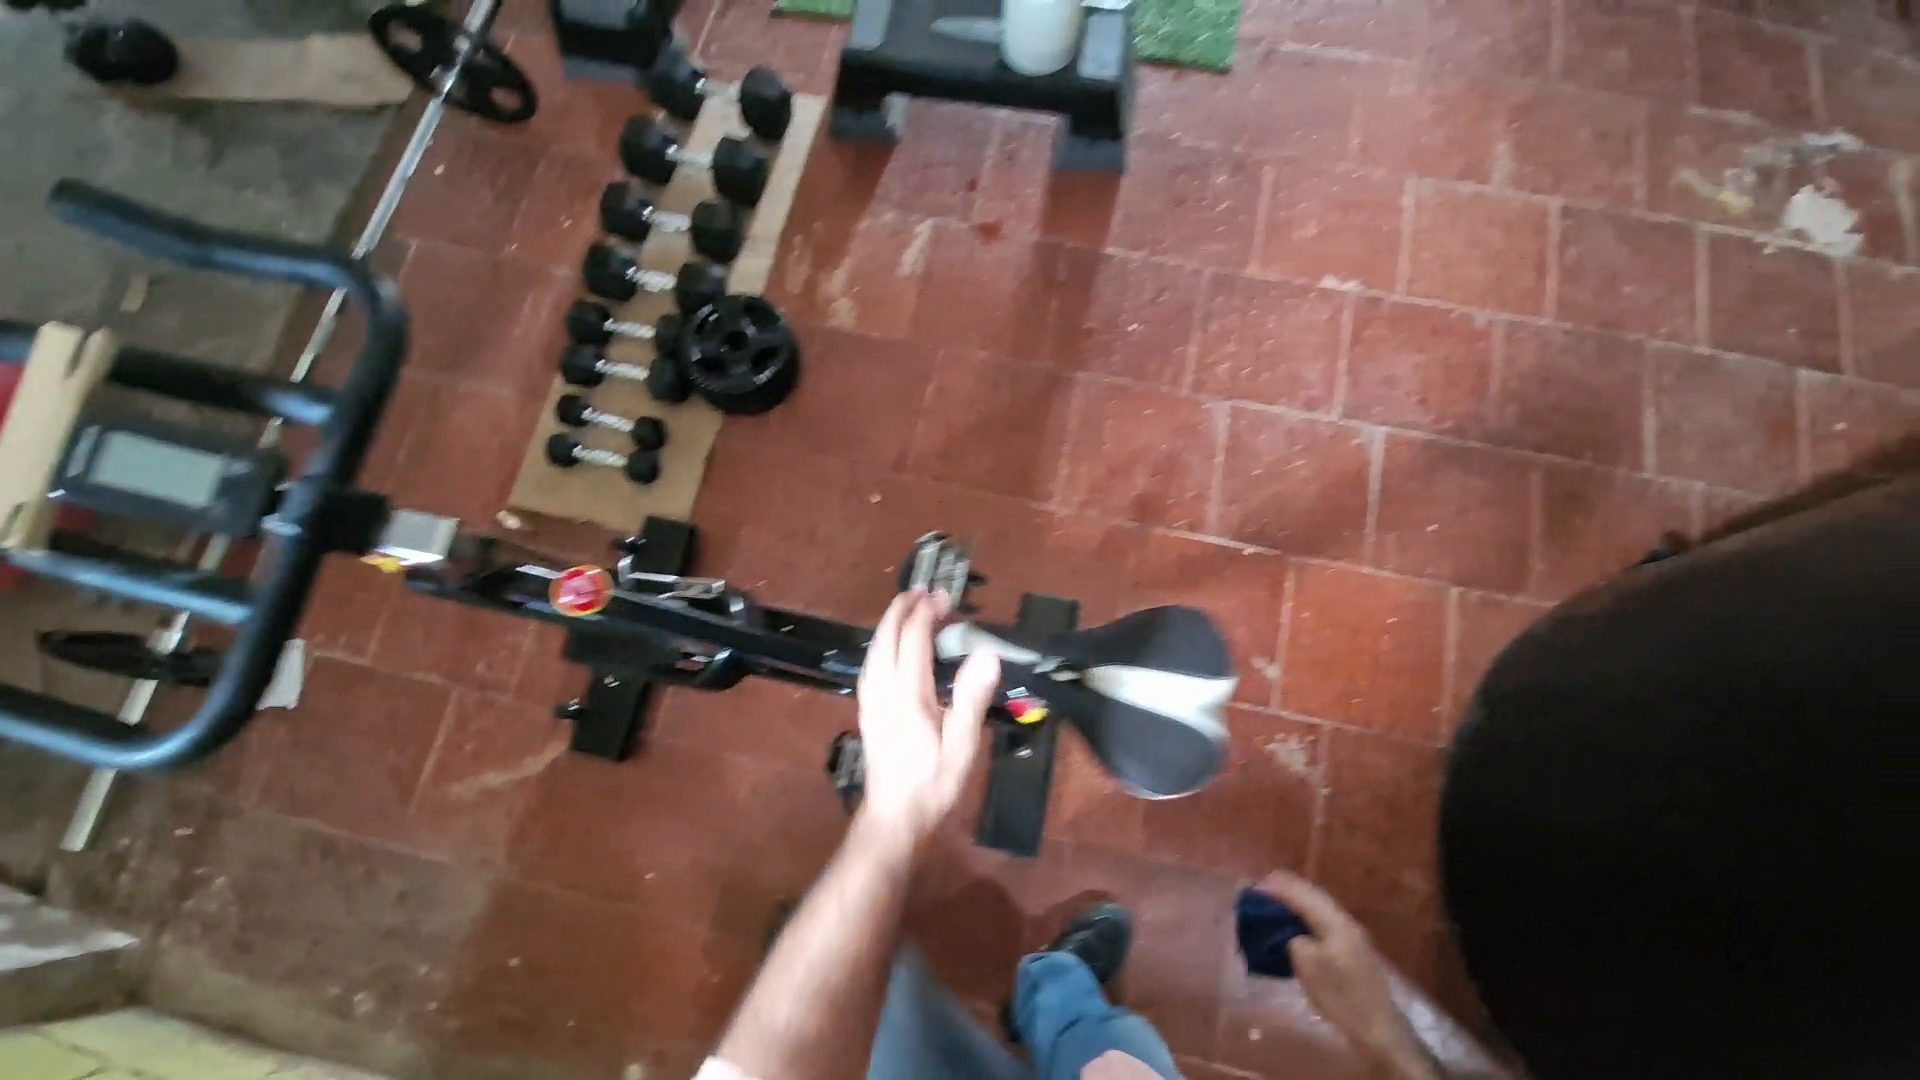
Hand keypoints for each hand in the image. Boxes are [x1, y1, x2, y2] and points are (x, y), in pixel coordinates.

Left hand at [855, 589, 1000, 845]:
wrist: (894, 817)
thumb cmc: (932, 783)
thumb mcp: (962, 744)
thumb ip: (971, 697)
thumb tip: (987, 654)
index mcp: (908, 694)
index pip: (914, 638)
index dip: (927, 612)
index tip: (944, 597)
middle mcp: (883, 690)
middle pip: (886, 637)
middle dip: (902, 609)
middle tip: (922, 591)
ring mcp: (870, 701)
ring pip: (874, 650)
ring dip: (889, 624)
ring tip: (905, 609)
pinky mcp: (867, 712)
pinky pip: (870, 665)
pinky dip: (881, 645)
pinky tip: (888, 648)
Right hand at [1260, 871, 1437, 1078]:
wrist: (1378, 1029)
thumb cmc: (1341, 997)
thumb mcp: (1308, 967)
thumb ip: (1295, 941)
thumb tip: (1294, 936)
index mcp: (1336, 923)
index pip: (1302, 896)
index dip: (1277, 889)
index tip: (1254, 887)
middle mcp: (1346, 922)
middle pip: (1314, 895)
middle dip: (1289, 887)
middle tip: (1265, 883)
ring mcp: (1353, 936)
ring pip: (1321, 908)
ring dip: (1299, 900)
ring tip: (1278, 898)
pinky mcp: (1354, 951)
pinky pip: (1325, 921)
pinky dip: (1307, 915)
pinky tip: (1298, 922)